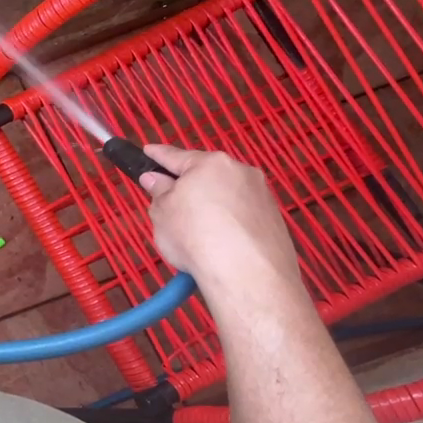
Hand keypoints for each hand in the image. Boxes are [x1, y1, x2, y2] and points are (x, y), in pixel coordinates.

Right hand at [139, 144, 299, 289]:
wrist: (247, 272)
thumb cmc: (194, 235)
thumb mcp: (161, 212)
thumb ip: (158, 192)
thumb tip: (156, 179)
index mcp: (210, 164)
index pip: (176, 155)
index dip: (157, 154)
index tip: (147, 150)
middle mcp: (241, 171)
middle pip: (206, 174)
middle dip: (187, 183)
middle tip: (168, 201)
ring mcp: (262, 194)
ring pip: (225, 193)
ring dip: (208, 203)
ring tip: (193, 229)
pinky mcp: (274, 218)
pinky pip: (240, 212)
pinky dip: (226, 220)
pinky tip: (216, 240)